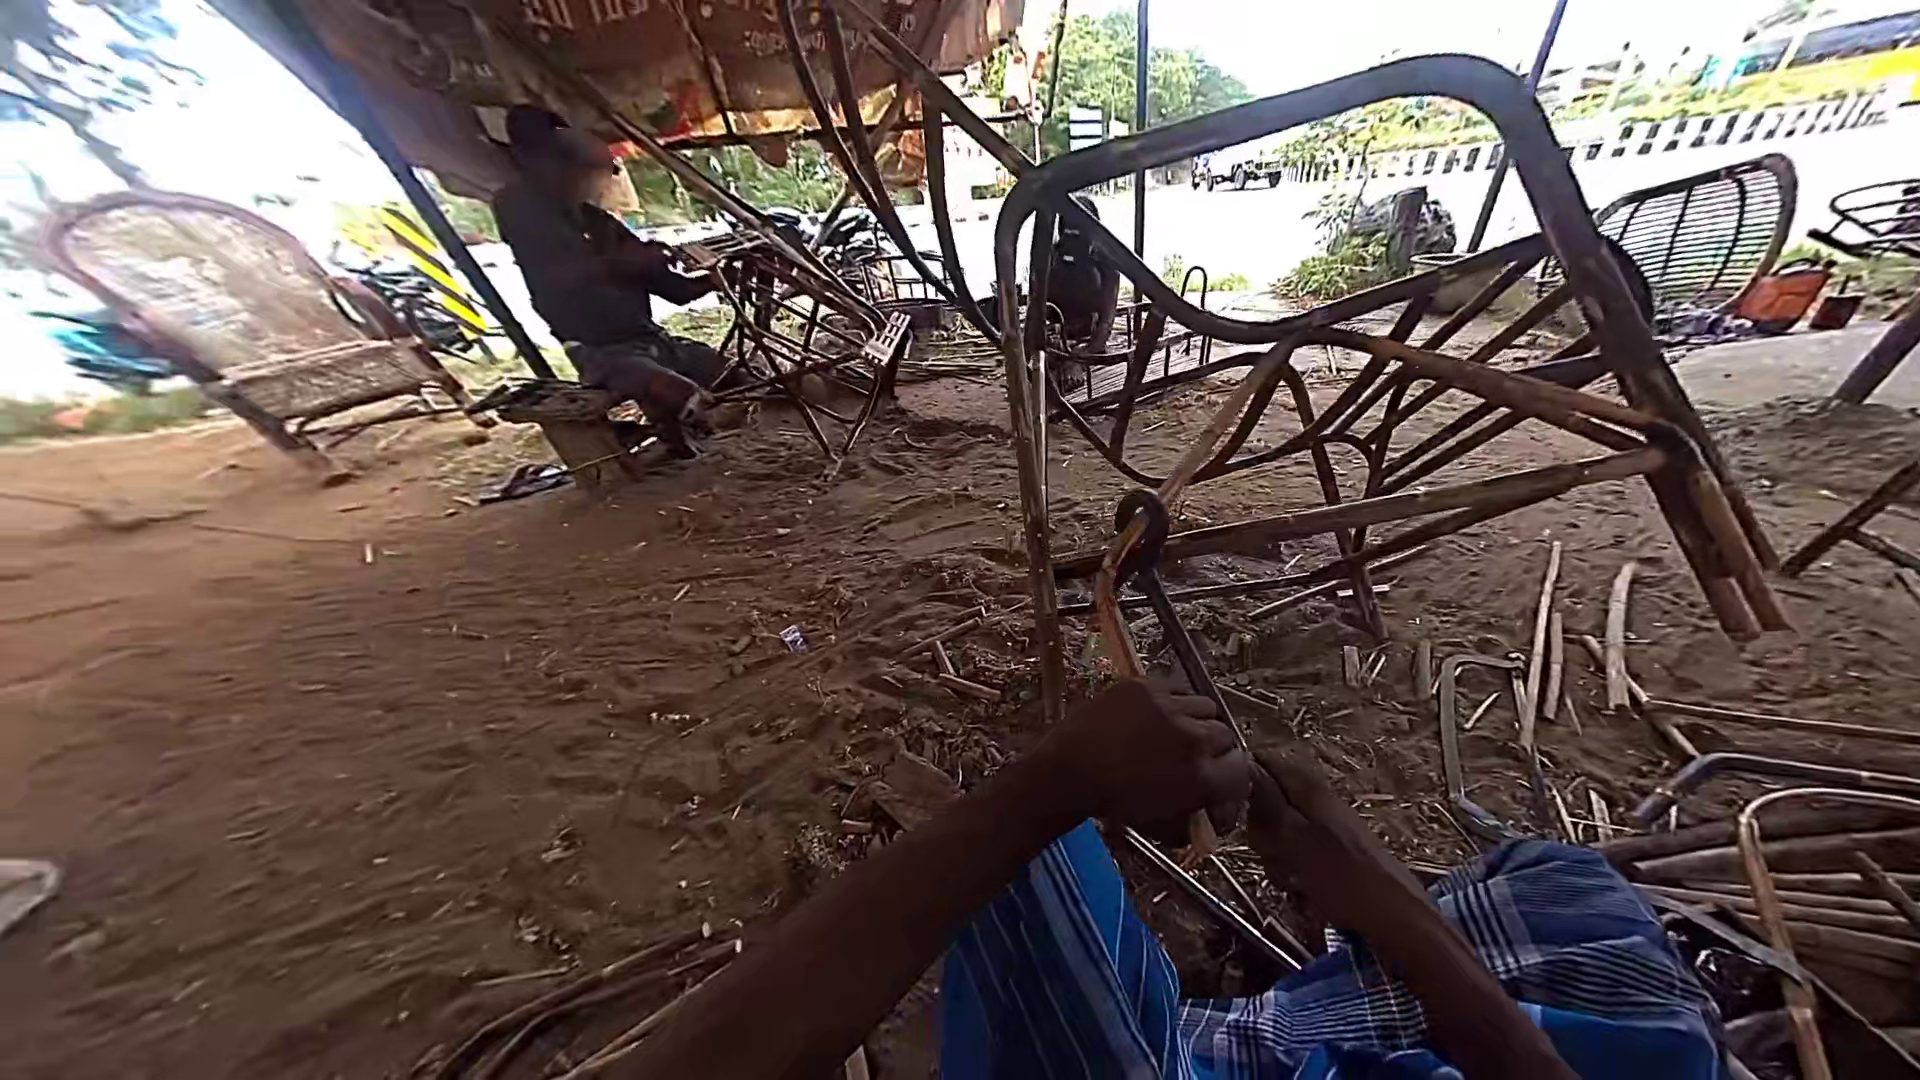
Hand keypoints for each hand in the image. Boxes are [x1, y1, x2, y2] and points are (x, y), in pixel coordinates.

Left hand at [1031, 679, 1247, 829]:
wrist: (1068, 771)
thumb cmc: (1111, 803)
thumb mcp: (1163, 822)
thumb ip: (1196, 814)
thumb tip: (1211, 810)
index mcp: (1202, 777)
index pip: (1242, 770)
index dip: (1230, 776)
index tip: (1218, 780)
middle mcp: (1193, 737)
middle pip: (1225, 735)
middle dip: (1213, 749)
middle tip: (1193, 755)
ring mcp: (1168, 706)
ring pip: (1204, 706)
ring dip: (1196, 720)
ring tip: (1175, 729)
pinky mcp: (1144, 686)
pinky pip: (1175, 686)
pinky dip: (1173, 700)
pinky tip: (1157, 711)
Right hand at [1246, 751, 1429, 939]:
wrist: (1401, 925)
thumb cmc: (1343, 878)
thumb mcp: (1294, 836)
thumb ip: (1267, 798)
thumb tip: (1244, 762)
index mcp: (1308, 787)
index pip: (1263, 761)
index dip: (1244, 779)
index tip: (1236, 804)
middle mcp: (1318, 799)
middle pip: (1268, 797)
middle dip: (1260, 824)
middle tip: (1267, 846)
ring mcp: (1328, 826)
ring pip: (1280, 828)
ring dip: (1275, 851)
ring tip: (1287, 874)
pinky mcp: (1335, 852)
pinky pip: (1298, 851)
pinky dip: (1293, 868)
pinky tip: (1301, 888)